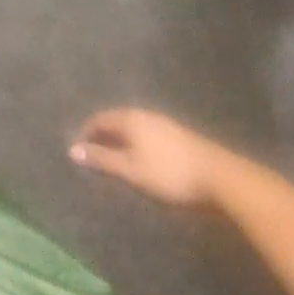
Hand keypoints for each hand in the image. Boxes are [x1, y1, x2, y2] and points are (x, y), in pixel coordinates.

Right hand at [70, 108, 230, 206]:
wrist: (221, 178)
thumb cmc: (169, 173)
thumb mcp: (130, 169)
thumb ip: (101, 159)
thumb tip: (72, 150)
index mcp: (131, 119)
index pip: (100, 119)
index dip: (86, 133)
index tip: (78, 150)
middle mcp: (146, 115)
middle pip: (117, 121)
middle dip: (103, 135)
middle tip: (94, 154)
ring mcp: (166, 125)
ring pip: (134, 128)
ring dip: (121, 140)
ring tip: (115, 159)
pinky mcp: (180, 137)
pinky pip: (148, 135)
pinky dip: (137, 145)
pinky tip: (142, 160)